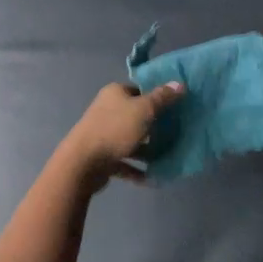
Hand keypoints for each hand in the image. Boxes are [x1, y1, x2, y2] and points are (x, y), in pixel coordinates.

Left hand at [58, 82, 185, 189]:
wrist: (83, 162)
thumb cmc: (115, 129)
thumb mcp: (143, 110)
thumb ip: (162, 98)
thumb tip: (180, 83)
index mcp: (115, 94)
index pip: (140, 91)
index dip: (157, 98)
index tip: (176, 108)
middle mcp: (108, 111)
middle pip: (136, 116)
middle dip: (155, 127)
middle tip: (176, 133)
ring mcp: (104, 135)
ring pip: (132, 141)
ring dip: (148, 150)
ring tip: (168, 158)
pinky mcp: (103, 157)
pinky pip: (125, 162)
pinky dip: (137, 170)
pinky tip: (152, 178)